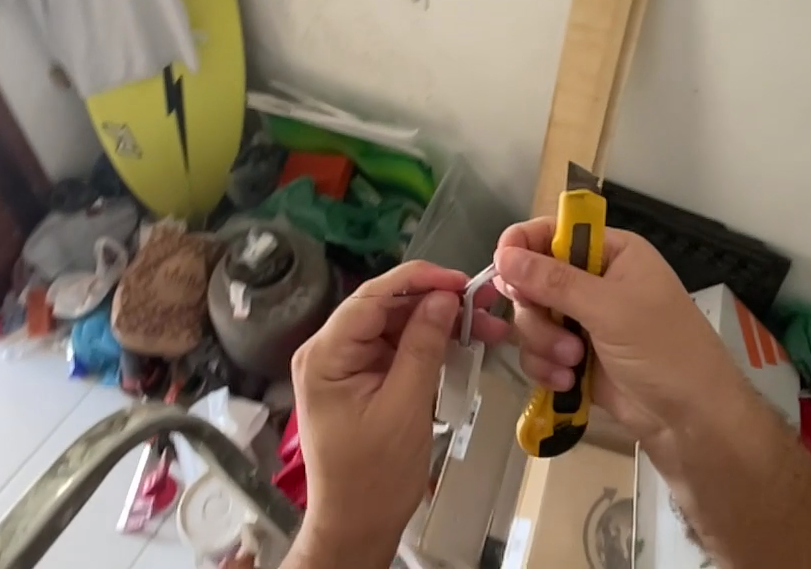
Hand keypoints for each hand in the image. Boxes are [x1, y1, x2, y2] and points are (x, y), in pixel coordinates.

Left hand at [286, 260, 505, 567]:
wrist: (357, 530)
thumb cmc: (375, 476)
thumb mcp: (405, 407)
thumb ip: (423, 346)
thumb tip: (445, 296)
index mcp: (325, 353)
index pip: (371, 297)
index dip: (417, 280)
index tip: (460, 280)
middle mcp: (329, 349)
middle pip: (386, 307)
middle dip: (435, 300)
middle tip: (483, 301)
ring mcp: (346, 362)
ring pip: (397, 323)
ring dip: (439, 320)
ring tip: (484, 321)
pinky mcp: (364, 375)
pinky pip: (399, 345)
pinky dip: (430, 342)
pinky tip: (463, 340)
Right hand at [494, 220, 746, 442]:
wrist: (694, 423)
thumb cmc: (664, 350)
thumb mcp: (610, 309)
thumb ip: (553, 281)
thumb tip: (503, 255)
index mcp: (611, 252)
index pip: (552, 232)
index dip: (523, 246)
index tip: (503, 268)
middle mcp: (593, 280)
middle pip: (533, 278)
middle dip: (537, 309)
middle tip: (553, 327)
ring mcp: (583, 320)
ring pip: (531, 317)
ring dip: (543, 342)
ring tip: (571, 363)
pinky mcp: (575, 356)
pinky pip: (538, 350)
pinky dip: (545, 366)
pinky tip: (567, 382)